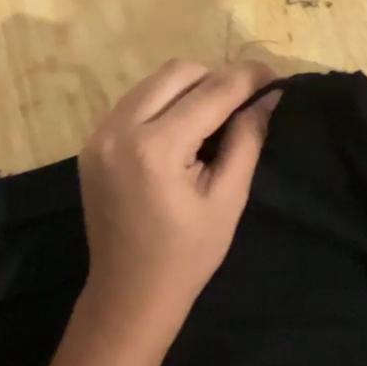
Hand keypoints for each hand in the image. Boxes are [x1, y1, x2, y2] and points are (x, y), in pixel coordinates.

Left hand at [76, 60, 280, 345]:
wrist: (128, 292)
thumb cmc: (187, 254)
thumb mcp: (228, 198)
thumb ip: (247, 139)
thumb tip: (269, 97)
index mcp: (156, 147)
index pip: (211, 92)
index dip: (247, 78)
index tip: (275, 76)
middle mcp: (120, 129)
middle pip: (177, 73)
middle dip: (215, 78)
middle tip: (243, 102)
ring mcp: (99, 135)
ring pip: (151, 83)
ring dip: (187, 88)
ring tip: (214, 116)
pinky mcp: (91, 144)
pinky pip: (132, 104)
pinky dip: (160, 104)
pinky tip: (180, 130)